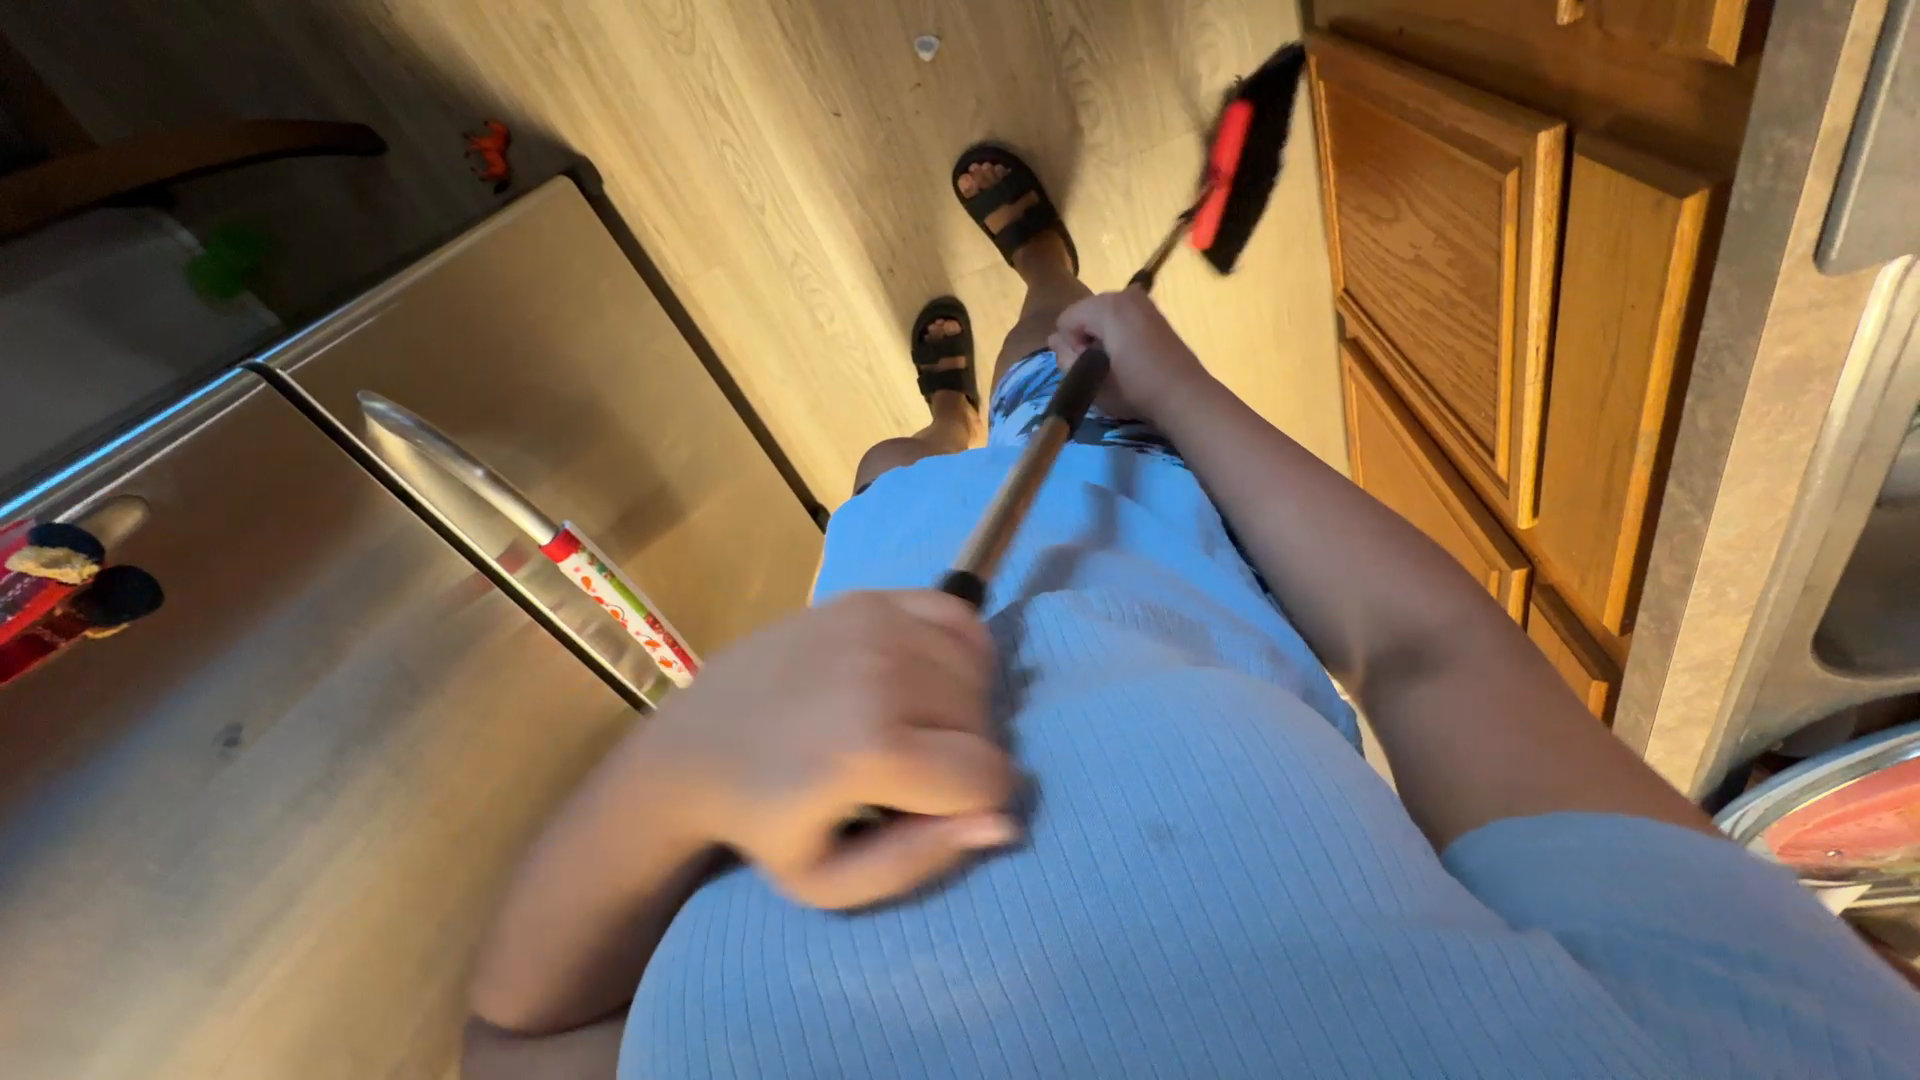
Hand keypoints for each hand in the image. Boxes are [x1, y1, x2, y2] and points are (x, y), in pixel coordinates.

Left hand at [640, 590, 1019, 909]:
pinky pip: (958, 616)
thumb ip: (922, 859)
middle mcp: (883, 675)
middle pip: (987, 722)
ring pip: (979, 670)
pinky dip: (959, 650)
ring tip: (917, 725)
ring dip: (964, 706)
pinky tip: (924, 676)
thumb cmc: (764, 822)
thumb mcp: (830, 881)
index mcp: (872, 752)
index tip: (935, 809)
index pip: (991, 778)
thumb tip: (1005, 821)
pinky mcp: (869, 598)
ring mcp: (876, 624)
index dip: (976, 805)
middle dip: (968, 756)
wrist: (696, 744)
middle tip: (917, 772)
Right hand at [1048, 289, 1216, 424]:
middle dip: (1084, 338)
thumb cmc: (1134, 390)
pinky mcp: (1154, 312)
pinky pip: (1121, 317)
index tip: (1088, 367)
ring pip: (1101, 315)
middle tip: (1100, 367)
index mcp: (1106, 306)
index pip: (1066, 320)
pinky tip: (1129, 356)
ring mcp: (1142, 301)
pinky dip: (1117, 332)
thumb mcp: (1091, 380)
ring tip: (1115, 364)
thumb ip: (1066, 357)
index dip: (1070, 346)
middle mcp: (1124, 294)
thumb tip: (1053, 340)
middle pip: (1083, 314)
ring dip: (1100, 337)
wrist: (1183, 395)